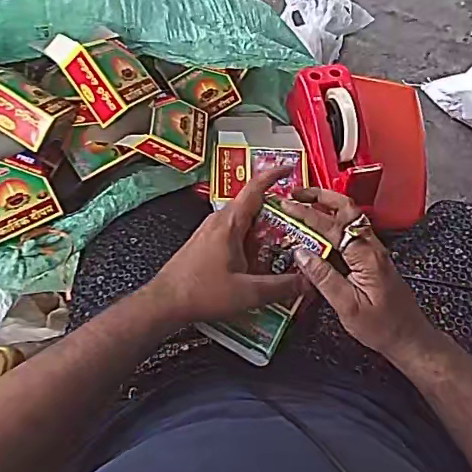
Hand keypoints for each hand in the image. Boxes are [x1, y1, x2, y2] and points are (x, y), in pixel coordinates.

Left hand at [137, 165, 306, 326]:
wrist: (165, 303)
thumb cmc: (198, 292)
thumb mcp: (248, 292)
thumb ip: (281, 287)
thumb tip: (306, 282)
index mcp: (229, 223)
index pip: (255, 188)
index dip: (274, 176)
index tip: (289, 169)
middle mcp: (218, 222)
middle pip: (254, 207)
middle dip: (277, 213)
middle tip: (298, 224)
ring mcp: (210, 233)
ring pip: (244, 223)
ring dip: (264, 231)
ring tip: (284, 247)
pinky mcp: (206, 246)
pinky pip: (234, 236)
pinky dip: (250, 243)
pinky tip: (259, 263)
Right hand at [284, 187, 438, 358]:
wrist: (409, 337)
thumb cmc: (382, 327)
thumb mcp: (348, 307)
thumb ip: (324, 278)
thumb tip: (301, 254)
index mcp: (366, 257)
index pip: (332, 225)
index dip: (307, 213)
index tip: (287, 205)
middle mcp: (372, 248)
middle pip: (347, 209)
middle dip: (320, 196)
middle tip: (296, 192)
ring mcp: (374, 251)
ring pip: (350, 217)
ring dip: (327, 205)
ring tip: (304, 202)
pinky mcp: (372, 258)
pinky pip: (351, 231)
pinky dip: (333, 221)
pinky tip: (319, 229)